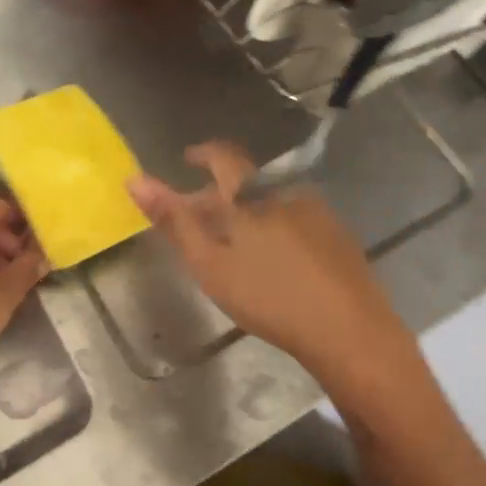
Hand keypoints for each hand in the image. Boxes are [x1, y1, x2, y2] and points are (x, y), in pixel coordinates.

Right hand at [127, 142, 406, 376]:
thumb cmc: (269, 297)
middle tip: (197, 220)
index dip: (202, 153)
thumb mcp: (209, 263)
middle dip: (218, 196)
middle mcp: (286, 192)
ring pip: (270, 203)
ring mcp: (317, 214)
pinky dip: (273, 227)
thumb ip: (173, 220)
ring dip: (247, 213)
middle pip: (245, 184)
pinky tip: (271, 259)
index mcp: (252, 194)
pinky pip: (294, 220)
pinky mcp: (338, 237)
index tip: (187, 159)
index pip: (223, 156)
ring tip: (232, 243)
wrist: (350, 332)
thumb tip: (135, 180)